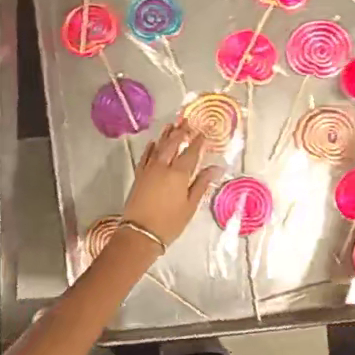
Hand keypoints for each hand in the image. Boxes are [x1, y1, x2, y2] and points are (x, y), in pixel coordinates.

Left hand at [122, 121, 221, 247]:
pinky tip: (153, 143)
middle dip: (181, 132)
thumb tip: (216, 168)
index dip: (198, 142)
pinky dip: (150, 148)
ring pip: (158, 147)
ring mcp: (149, 170)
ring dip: (166, 135)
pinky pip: (145, 157)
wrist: (140, 233)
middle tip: (187, 122)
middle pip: (173, 144)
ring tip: (172, 125)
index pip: (191, 153)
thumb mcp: (190, 206)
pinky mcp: (139, 176)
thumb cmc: (169, 223)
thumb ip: (201, 184)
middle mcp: (163, 167)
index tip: (204, 133)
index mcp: (179, 174)